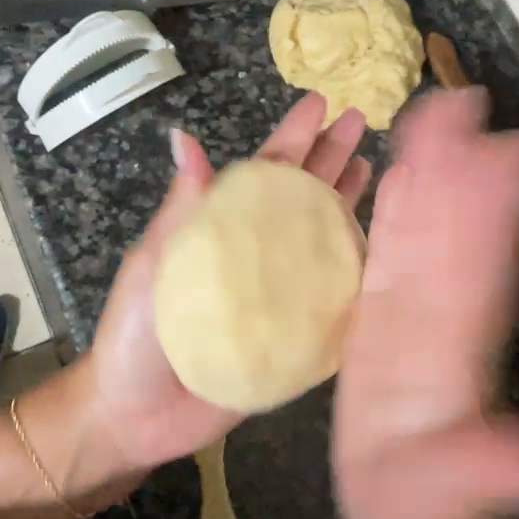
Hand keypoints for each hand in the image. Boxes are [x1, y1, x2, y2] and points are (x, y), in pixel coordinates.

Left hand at [81, 93, 374, 473]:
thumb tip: (187, 139)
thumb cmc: (137, 332)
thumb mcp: (155, 263)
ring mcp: (278, 293)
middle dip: (329, 156)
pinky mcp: (295, 337)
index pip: (264, 172)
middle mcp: (254, 251)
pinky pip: (335, 297)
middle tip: (360, 121)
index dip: (292, 137)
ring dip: (346, 199)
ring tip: (374, 165)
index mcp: (220, 226)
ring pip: (321, 235)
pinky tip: (382, 246)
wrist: (137, 414)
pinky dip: (358, 269)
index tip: (319, 103)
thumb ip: (183, 208)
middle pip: (299, 195)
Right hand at [333, 89, 518, 518]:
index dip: (499, 202)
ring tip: (430, 115)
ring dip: (428, 170)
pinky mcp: (379, 319)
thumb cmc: (422, 513)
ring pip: (422, 227)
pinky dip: (396, 210)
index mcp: (462, 344)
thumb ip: (503, 467)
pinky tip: (400, 173)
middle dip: (460, 160)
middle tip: (465, 98)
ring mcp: (410, 312)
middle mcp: (442, 314)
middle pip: (452, 225)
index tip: (515, 142)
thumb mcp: (457, 496)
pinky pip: (388, 252)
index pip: (483, 260)